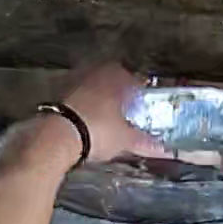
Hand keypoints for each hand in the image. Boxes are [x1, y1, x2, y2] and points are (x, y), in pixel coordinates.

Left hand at [54, 62, 170, 162]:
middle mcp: (95, 73)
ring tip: (107, 113)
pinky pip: (77, 94)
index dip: (140, 90)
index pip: (134, 79)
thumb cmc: (98, 131)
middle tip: (126, 105)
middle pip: (111, 77)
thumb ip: (145, 143)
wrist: (58, 136)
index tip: (144, 99)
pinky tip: (87, 118)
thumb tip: (164, 150)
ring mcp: (74, 80)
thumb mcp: (126, 140)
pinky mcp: (57, 93)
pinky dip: (84, 103)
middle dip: (119, 89)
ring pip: (93, 83)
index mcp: (116, 79)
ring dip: (100, 95)